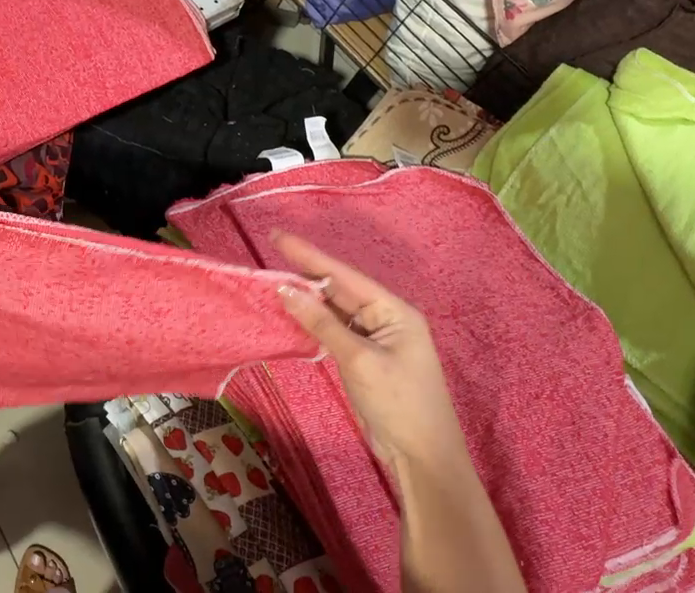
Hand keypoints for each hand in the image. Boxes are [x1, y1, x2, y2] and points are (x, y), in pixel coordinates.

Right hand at [273, 233, 468, 474]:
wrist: (423, 459)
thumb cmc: (398, 404)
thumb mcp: (358, 359)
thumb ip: (321, 323)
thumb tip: (286, 290)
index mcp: (395, 312)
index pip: (344, 276)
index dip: (309, 255)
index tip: (278, 236)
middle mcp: (387, 319)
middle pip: (339, 290)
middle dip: (305, 273)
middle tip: (271, 252)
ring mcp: (376, 339)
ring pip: (334, 310)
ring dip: (307, 298)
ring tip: (274, 279)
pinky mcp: (365, 358)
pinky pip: (334, 329)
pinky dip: (313, 321)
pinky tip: (293, 312)